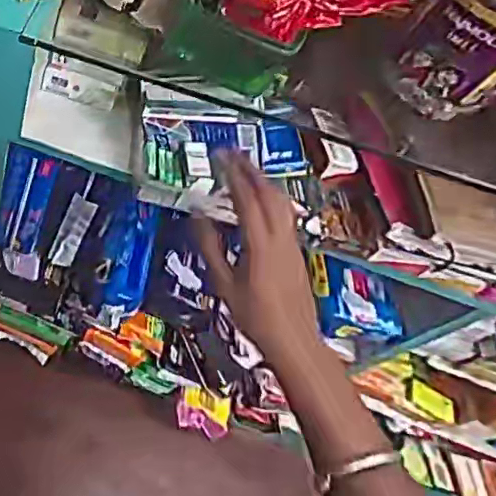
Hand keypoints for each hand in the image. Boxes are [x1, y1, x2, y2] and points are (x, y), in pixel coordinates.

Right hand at [189, 151, 322, 356]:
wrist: (293, 341)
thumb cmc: (256, 317)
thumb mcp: (222, 282)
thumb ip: (210, 246)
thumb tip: (198, 218)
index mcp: (260, 244)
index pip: (247, 198)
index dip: (233, 174)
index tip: (222, 157)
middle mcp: (281, 238)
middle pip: (269, 193)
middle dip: (250, 170)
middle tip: (233, 155)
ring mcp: (292, 244)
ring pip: (281, 202)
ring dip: (263, 182)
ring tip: (247, 170)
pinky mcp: (297, 252)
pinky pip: (285, 214)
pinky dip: (271, 198)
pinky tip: (262, 201)